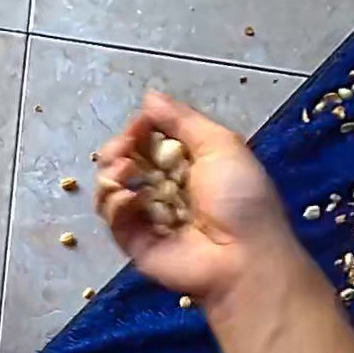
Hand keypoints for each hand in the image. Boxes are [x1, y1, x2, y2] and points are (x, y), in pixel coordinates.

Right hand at [94, 91, 299, 305]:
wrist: (242, 255)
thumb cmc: (240, 198)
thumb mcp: (220, 145)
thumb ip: (182, 120)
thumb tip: (148, 97)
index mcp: (184, 166)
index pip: (146, 142)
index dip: (135, 132)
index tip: (137, 127)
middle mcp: (162, 190)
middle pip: (123, 164)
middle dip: (116, 151)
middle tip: (124, 151)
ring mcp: (146, 218)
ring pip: (111, 190)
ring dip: (111, 174)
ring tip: (126, 171)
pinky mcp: (134, 244)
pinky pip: (113, 219)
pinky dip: (115, 204)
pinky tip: (130, 199)